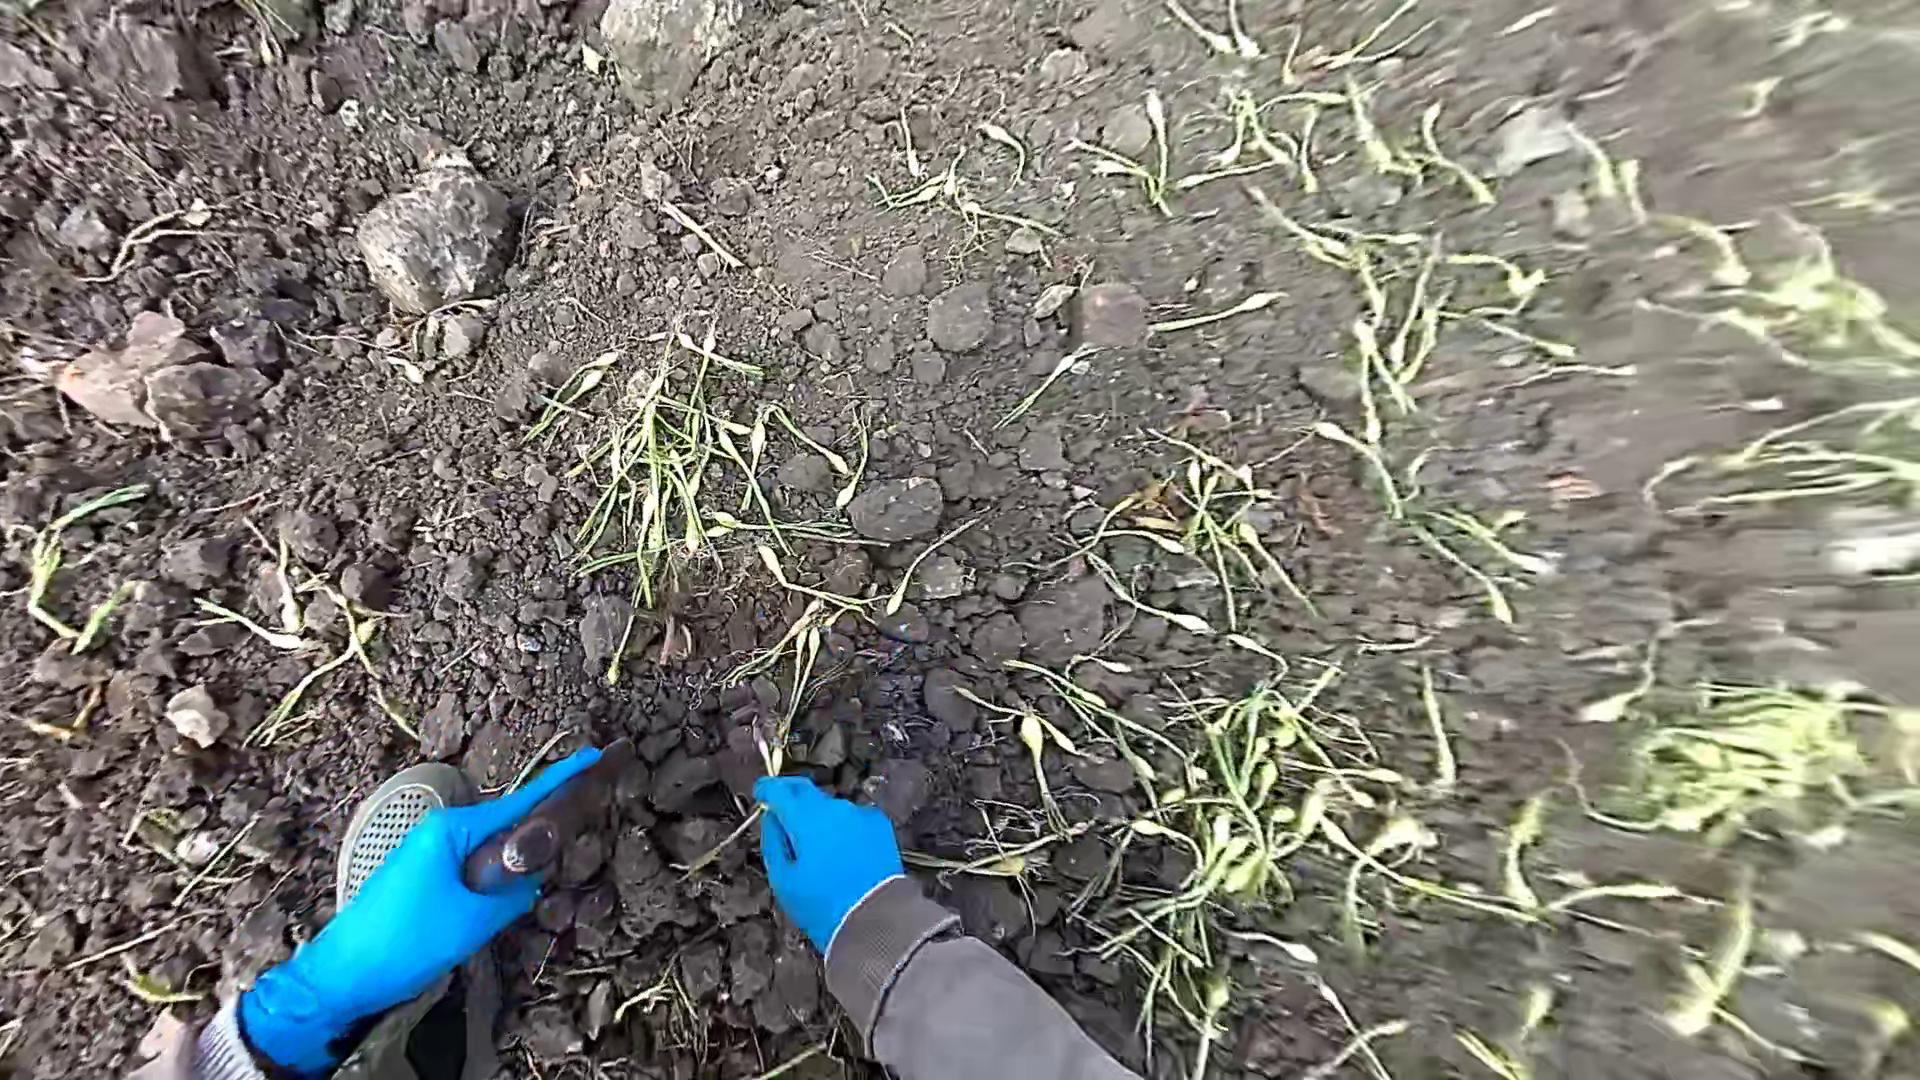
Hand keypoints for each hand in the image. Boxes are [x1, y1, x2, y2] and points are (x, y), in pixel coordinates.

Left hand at [240, 748, 601, 1073]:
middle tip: (531, 878)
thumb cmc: (404, 944)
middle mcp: (442, 829)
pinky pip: (468, 865)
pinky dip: (481, 883)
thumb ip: (518, 890)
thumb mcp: (476, 919)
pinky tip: (476, 912)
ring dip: (499, 875)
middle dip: (525, 851)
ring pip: (488, 851)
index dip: (563, 777)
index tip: (594, 754)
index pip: (523, 798)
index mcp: (454, 828)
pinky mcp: (421, 871)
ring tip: (488, 911)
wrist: (329, 987)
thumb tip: (533, 879)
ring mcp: (428, 850)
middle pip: (507, 827)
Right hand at [756, 776, 903, 951]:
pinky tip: (844, 854)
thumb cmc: (824, 906)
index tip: (762, 790)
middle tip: (786, 819)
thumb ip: (773, 842)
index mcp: (808, 820)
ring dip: (821, 820)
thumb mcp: (784, 879)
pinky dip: (845, 829)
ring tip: (819, 851)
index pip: (782, 790)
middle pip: (808, 794)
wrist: (874, 917)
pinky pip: (853, 818)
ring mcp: (859, 813)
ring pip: (831, 808)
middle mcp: (835, 808)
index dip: (769, 788)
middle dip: (794, 802)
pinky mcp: (878, 822)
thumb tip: (771, 818)